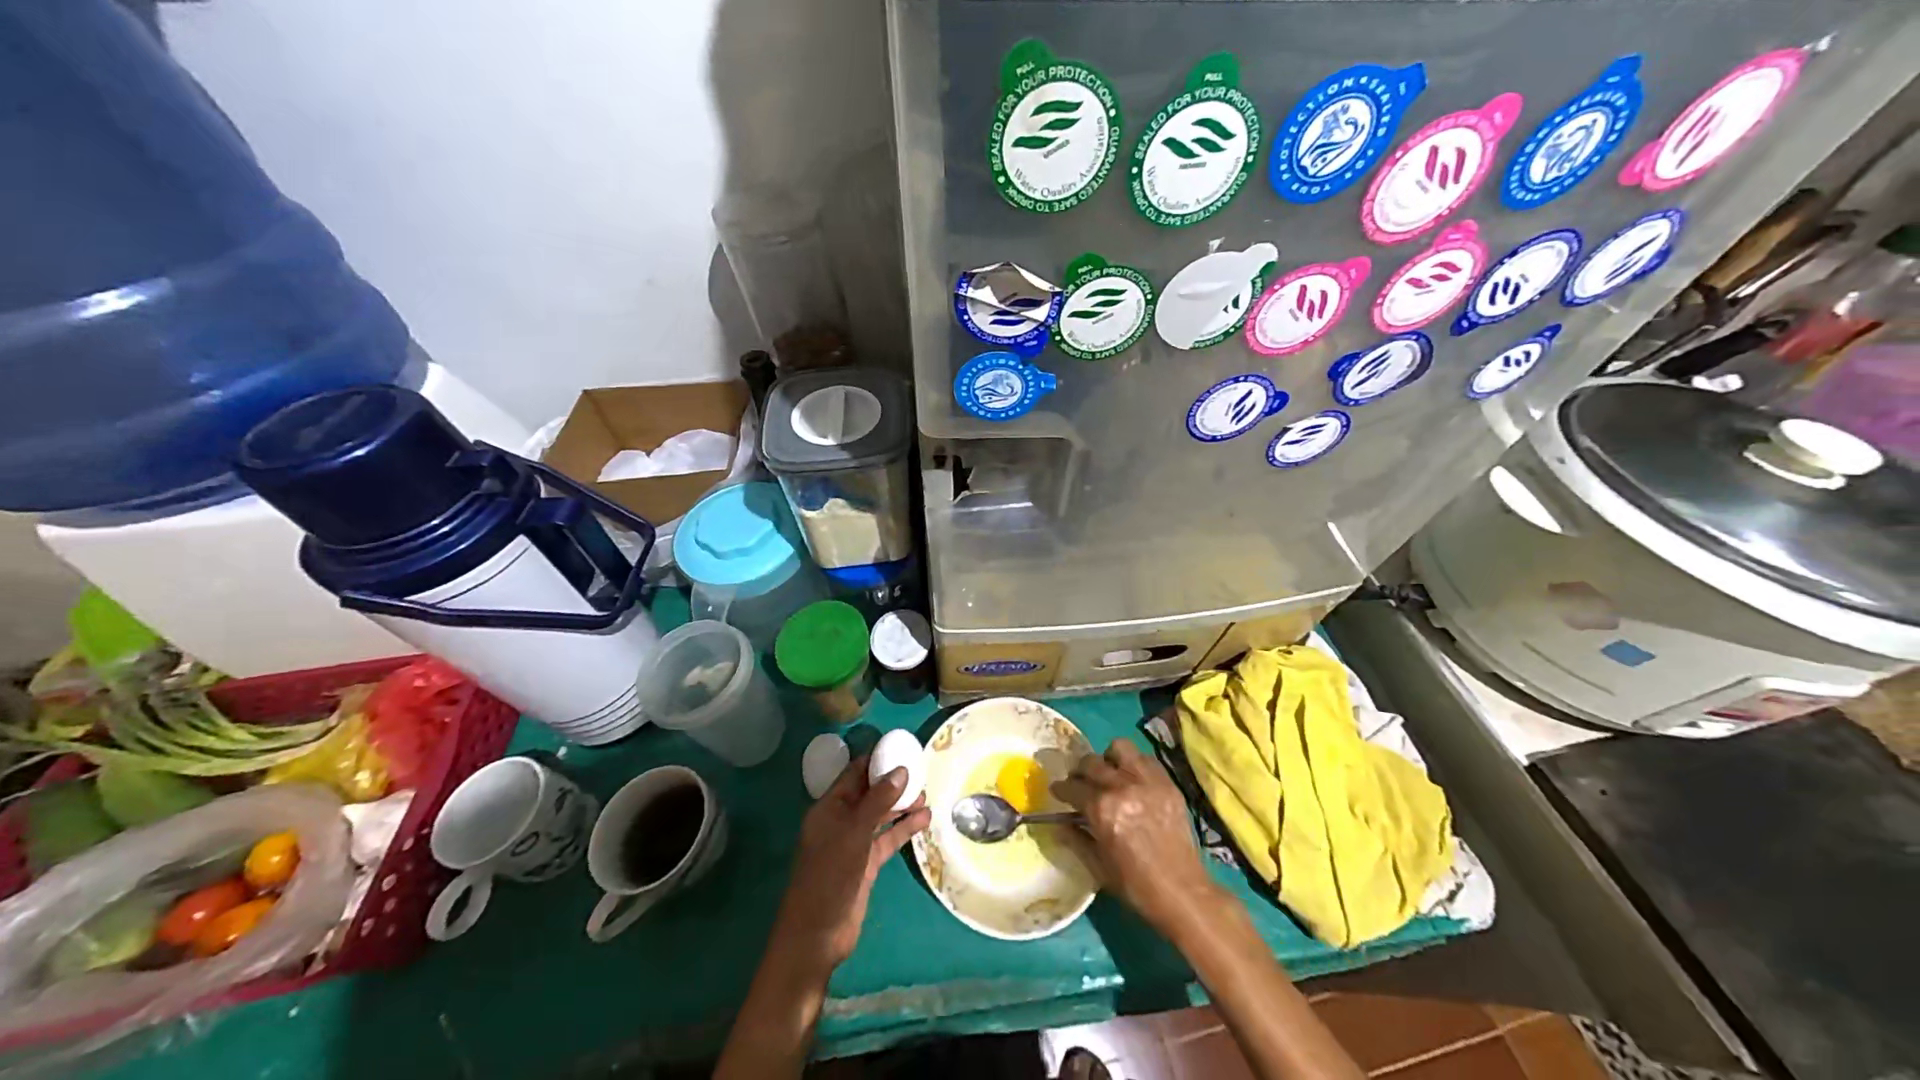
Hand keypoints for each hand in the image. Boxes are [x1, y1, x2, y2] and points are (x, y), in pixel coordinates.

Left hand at [768, 756, 930, 973]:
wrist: (817, 934)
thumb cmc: (829, 876)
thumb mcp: (853, 834)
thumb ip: (878, 801)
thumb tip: (901, 770)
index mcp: (829, 808)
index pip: (854, 774)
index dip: (876, 760)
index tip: (902, 747)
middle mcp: (841, 820)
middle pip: (869, 792)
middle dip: (893, 780)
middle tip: (922, 768)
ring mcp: (854, 843)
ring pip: (881, 815)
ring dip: (902, 804)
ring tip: (927, 791)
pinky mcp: (867, 864)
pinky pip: (888, 839)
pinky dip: (905, 828)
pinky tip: (925, 818)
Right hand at [1052, 739, 1219, 933]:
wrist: (1181, 891)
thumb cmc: (1135, 884)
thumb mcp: (1097, 866)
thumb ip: (1075, 839)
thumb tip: (1059, 824)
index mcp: (1102, 809)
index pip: (1072, 787)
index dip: (1061, 788)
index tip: (1057, 790)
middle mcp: (1122, 787)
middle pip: (1091, 762)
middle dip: (1080, 772)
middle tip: (1081, 783)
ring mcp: (1148, 781)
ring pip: (1120, 748)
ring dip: (1108, 759)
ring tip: (1109, 774)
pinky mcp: (1168, 783)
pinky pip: (1146, 759)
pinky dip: (1135, 764)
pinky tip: (1133, 780)